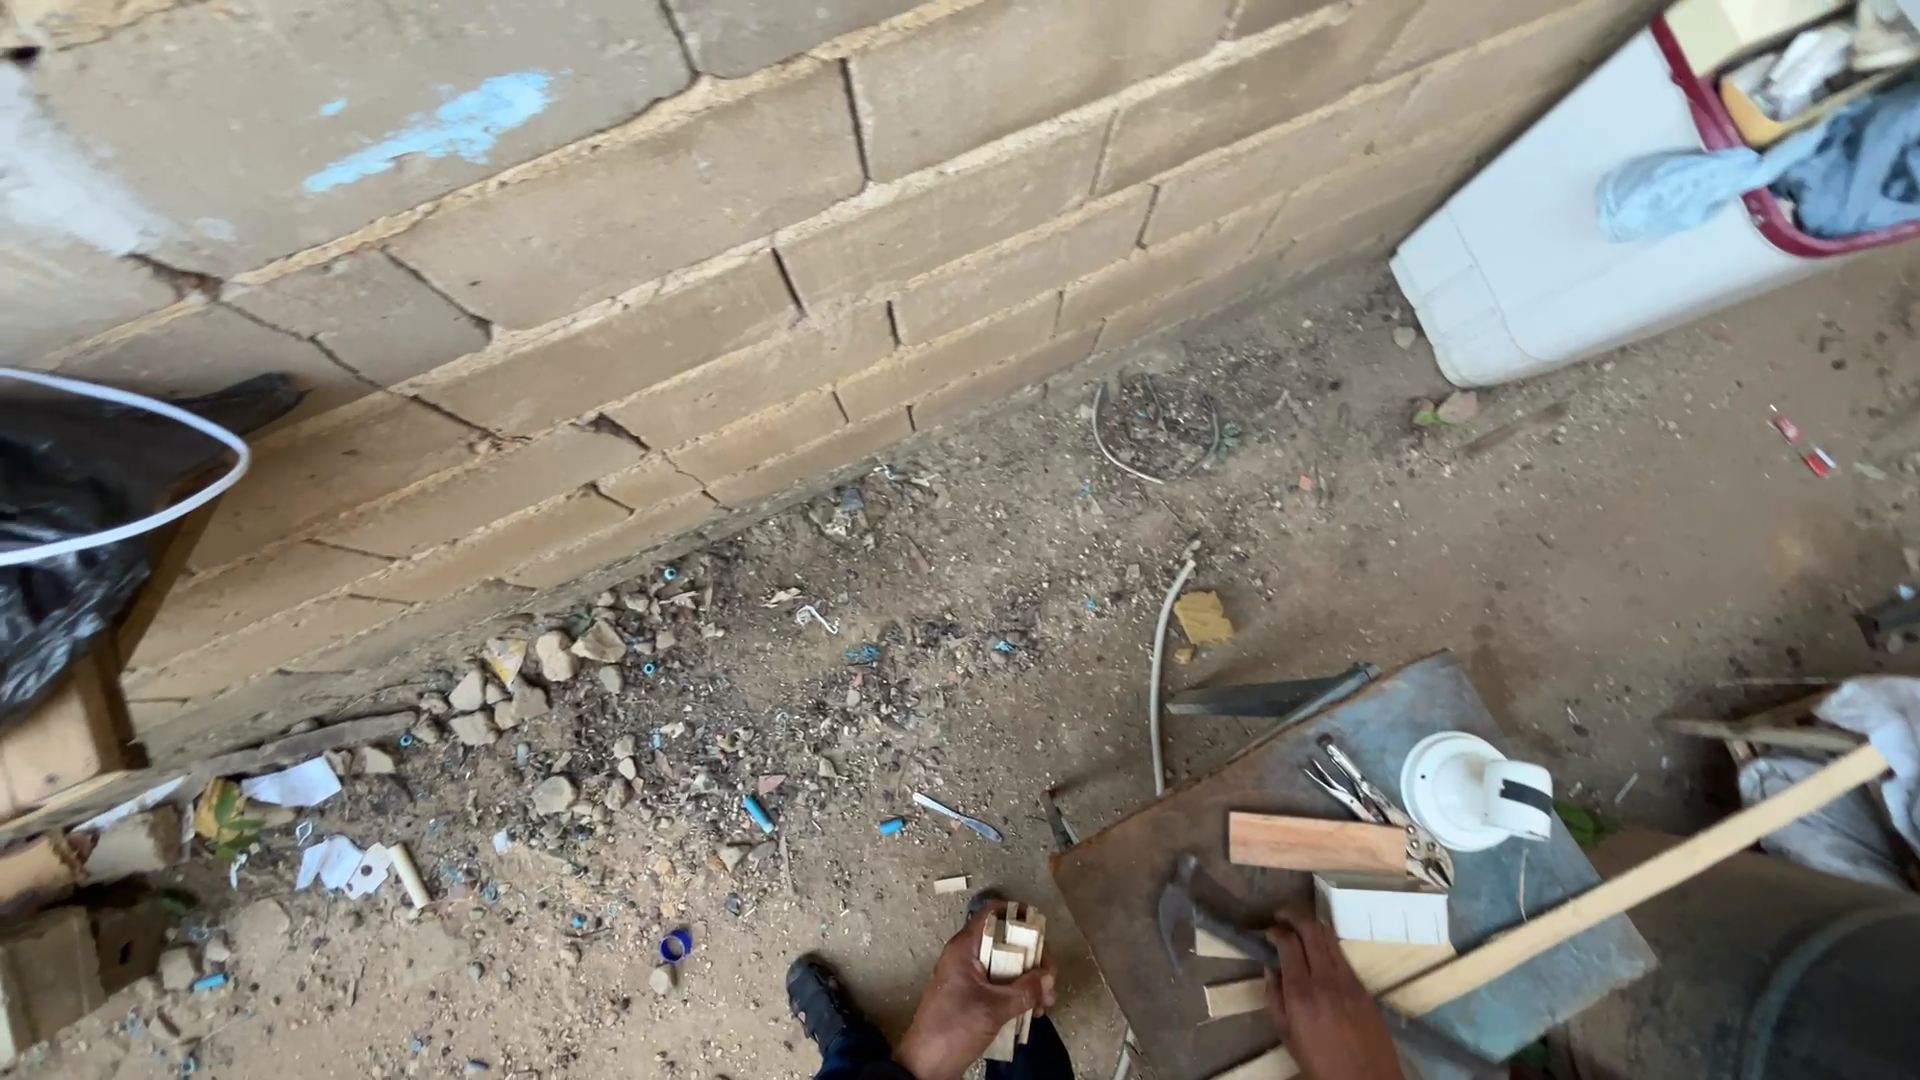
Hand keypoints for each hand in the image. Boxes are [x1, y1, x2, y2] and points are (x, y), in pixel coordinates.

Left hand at [893, 900, 1056, 1079]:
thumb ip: (1023, 991)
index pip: (992, 913)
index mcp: (966, 947)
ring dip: (1029, 981)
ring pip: (1007, 967)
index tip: (1040, 927)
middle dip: (1032, 958)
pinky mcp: (975, 997)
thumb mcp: (992, 1009)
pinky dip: (1019, 995)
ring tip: (1046, 1004)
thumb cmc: (954, 1028)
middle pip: (1006, 942)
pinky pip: (1001, 986)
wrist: (925, 1066)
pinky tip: (1034, 1012)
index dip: (1017, 914)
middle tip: (1050, 981)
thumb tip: (1048, 977)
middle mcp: (968, 956)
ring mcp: (971, 977)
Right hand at [1265, 911, 1403, 1079]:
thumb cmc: (1320, 1064)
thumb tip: (1271, 969)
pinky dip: (1327, 945)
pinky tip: (1320, 953)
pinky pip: (1342, 955)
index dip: (1275, 930)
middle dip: (1293, 915)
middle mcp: (1326, 979)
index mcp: (1301, 993)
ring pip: (1329, 936)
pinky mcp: (1364, 988)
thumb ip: (1274, 998)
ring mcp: (1349, 982)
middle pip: (1311, 929)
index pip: (1288, 942)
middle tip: (1281, 916)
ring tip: (1299, 928)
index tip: (1268, 932)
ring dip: (1311, 925)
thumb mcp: (1287, 1035)